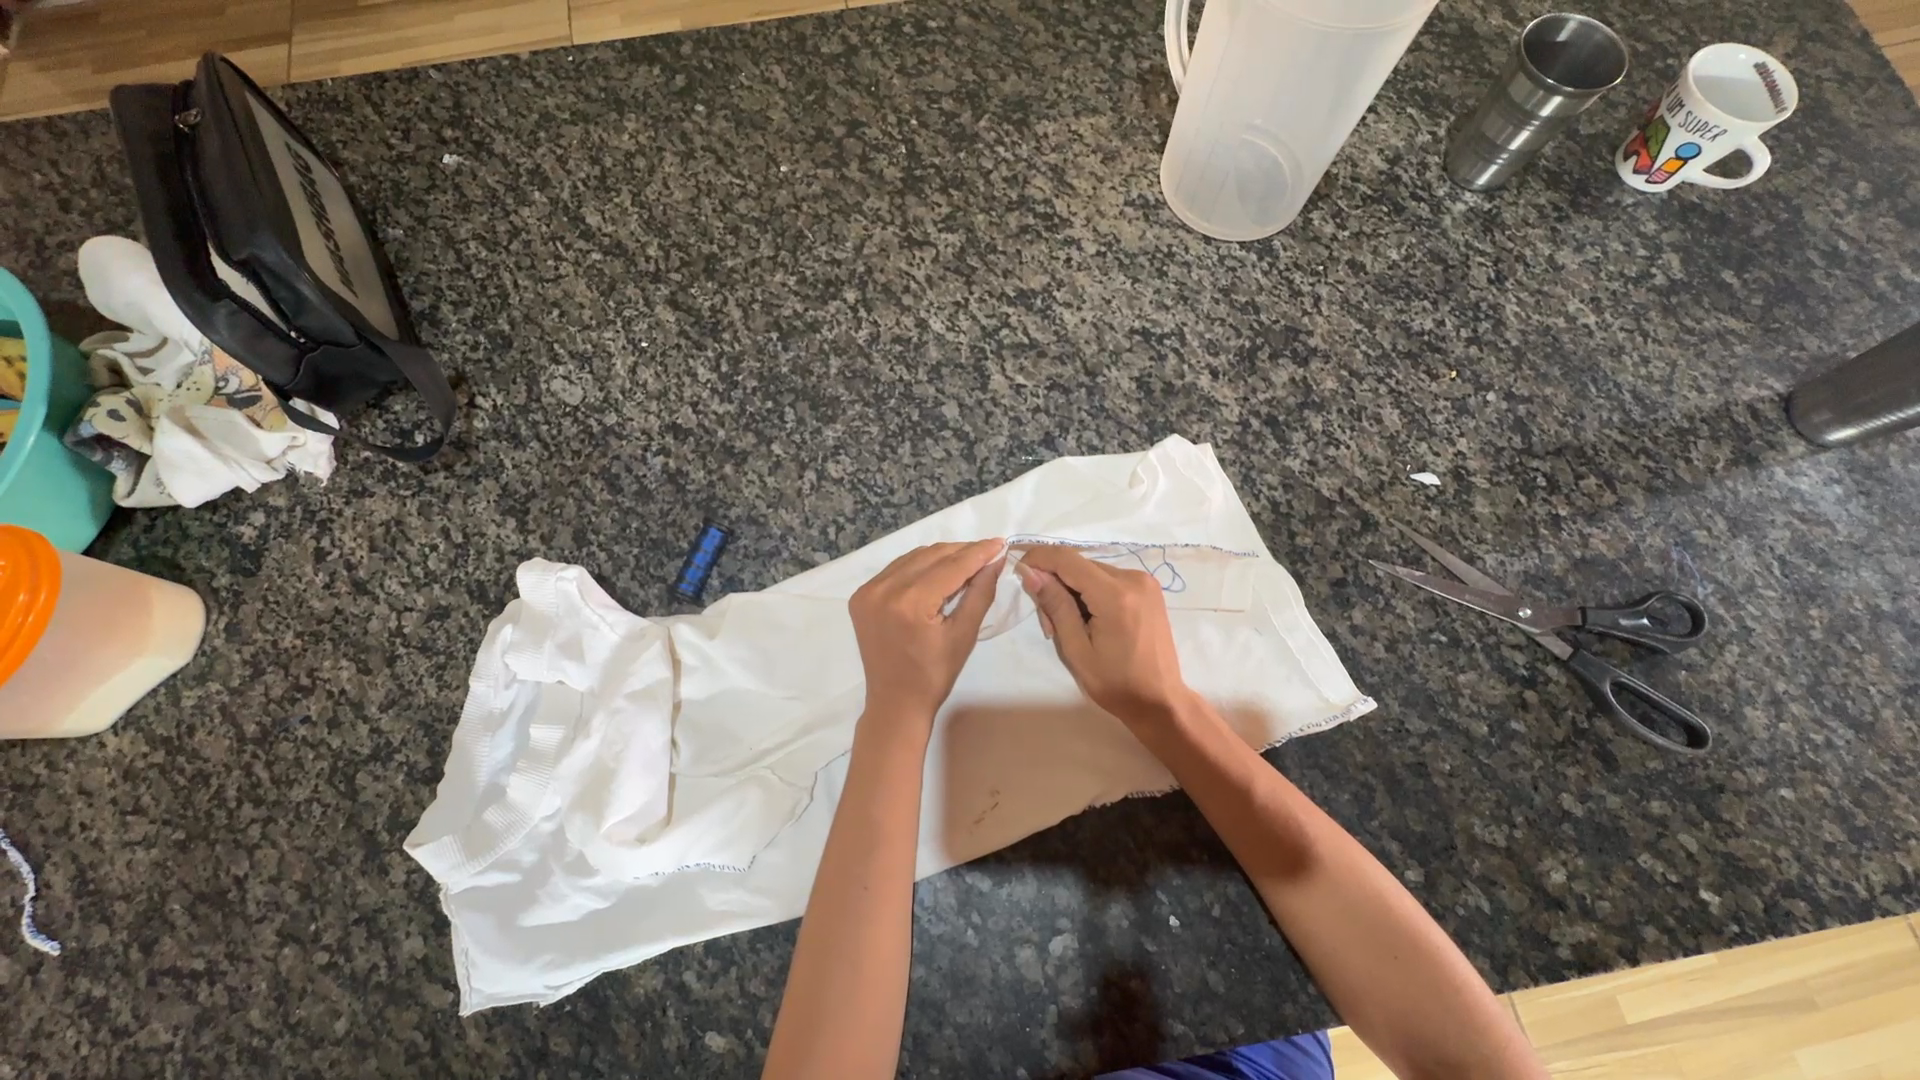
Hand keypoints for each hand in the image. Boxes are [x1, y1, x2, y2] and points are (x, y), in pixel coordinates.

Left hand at [849, 539, 1004, 723]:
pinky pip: (896, 569)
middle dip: (962, 552)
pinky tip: (938, 571)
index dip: (978, 552)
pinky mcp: (862, 596)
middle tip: (988, 552)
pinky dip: (919, 566)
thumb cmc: (935, 675)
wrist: (896, 702)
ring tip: (967, 561)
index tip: (1000, 542)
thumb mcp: (964, 634)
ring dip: (942, 556)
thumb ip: (980, 593)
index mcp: (910, 602)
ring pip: (913, 558)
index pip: (951, 566)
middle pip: (931, 556)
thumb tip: (995, 560)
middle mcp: (884, 589)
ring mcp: (868, 592)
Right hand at [1018, 545, 1193, 726]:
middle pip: (1080, 565)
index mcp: (1116, 595)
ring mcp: (1145, 582)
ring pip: (1093, 571)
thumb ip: (1055, 605)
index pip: (1068, 559)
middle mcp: (1134, 578)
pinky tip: (1089, 618)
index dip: (1039, 558)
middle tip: (1048, 622)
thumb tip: (1031, 572)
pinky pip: (1109, 579)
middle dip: (1056, 583)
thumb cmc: (1115, 682)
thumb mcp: (1076, 648)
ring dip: (1073, 589)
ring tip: (1069, 625)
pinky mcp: (1149, 589)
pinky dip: (1092, 592)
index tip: (1019, 570)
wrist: (1159, 699)